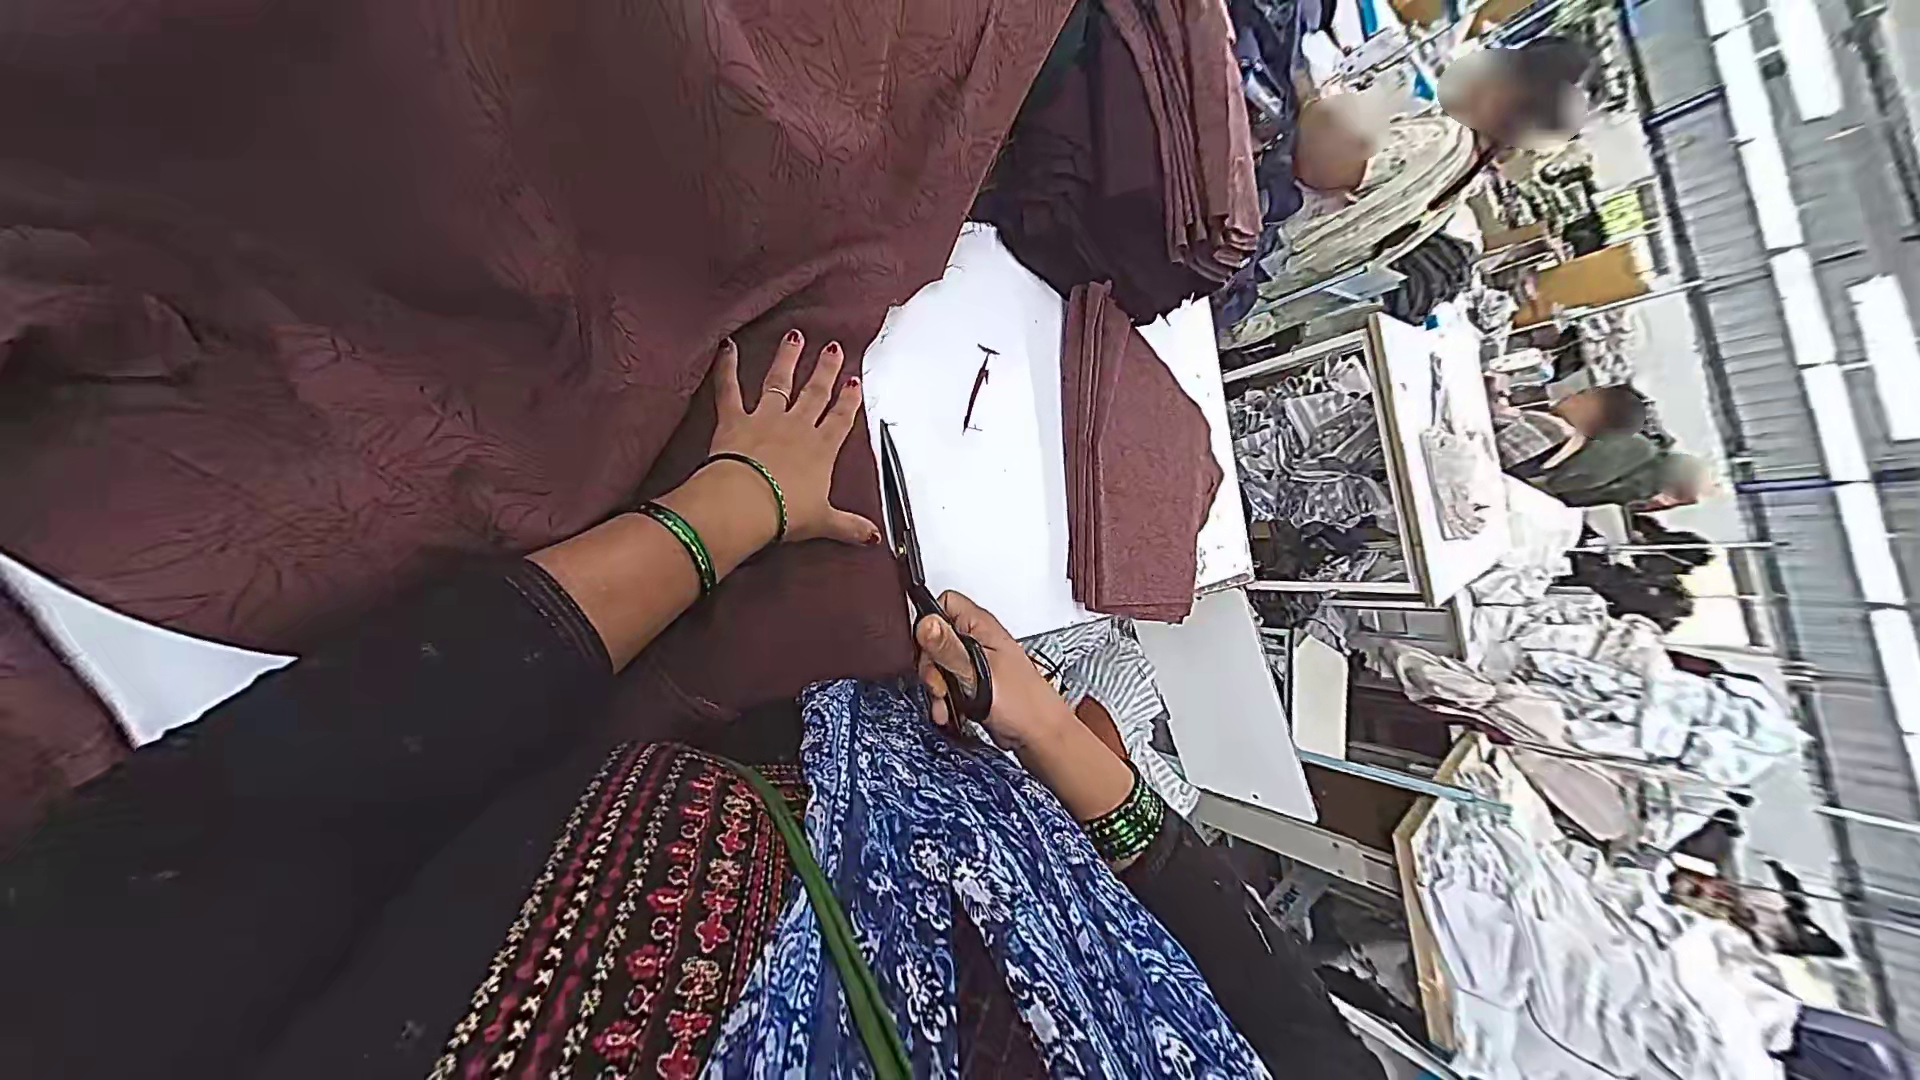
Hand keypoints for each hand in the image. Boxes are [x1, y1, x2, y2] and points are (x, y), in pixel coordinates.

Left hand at [707, 330, 880, 545]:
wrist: (747, 504)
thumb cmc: (786, 512)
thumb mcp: (824, 521)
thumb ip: (849, 526)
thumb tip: (874, 539)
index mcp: (822, 449)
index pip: (840, 419)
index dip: (848, 400)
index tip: (854, 382)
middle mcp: (797, 427)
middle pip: (816, 392)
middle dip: (825, 370)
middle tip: (833, 348)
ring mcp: (765, 419)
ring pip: (779, 381)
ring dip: (788, 358)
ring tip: (795, 336)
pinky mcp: (734, 420)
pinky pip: (729, 389)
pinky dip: (726, 368)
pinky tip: (727, 347)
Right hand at [915, 591, 1075, 750]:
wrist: (1038, 735)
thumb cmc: (1022, 704)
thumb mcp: (977, 673)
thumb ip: (948, 648)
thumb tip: (926, 623)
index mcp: (980, 626)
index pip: (943, 603)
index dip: (929, 623)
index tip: (928, 649)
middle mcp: (978, 639)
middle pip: (936, 637)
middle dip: (931, 664)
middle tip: (939, 682)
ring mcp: (975, 660)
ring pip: (939, 663)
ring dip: (936, 685)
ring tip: (945, 700)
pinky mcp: (973, 680)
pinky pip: (948, 681)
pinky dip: (944, 696)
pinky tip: (948, 709)